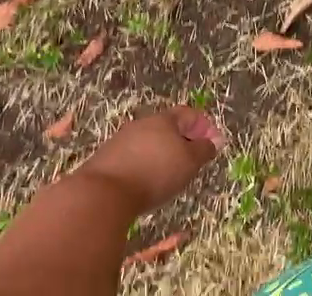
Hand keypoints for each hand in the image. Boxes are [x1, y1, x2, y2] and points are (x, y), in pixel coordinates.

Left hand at [75, 106, 221, 214]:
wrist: (98, 197)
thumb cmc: (154, 173)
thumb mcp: (190, 162)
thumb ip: (204, 150)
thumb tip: (211, 142)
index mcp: (163, 120)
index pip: (189, 114)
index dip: (204, 127)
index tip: (213, 144)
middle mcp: (140, 125)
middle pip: (166, 128)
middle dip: (181, 141)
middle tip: (191, 159)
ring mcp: (117, 143)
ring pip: (146, 144)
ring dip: (160, 155)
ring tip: (167, 175)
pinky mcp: (101, 163)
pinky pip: (130, 160)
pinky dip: (141, 168)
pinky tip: (143, 185)